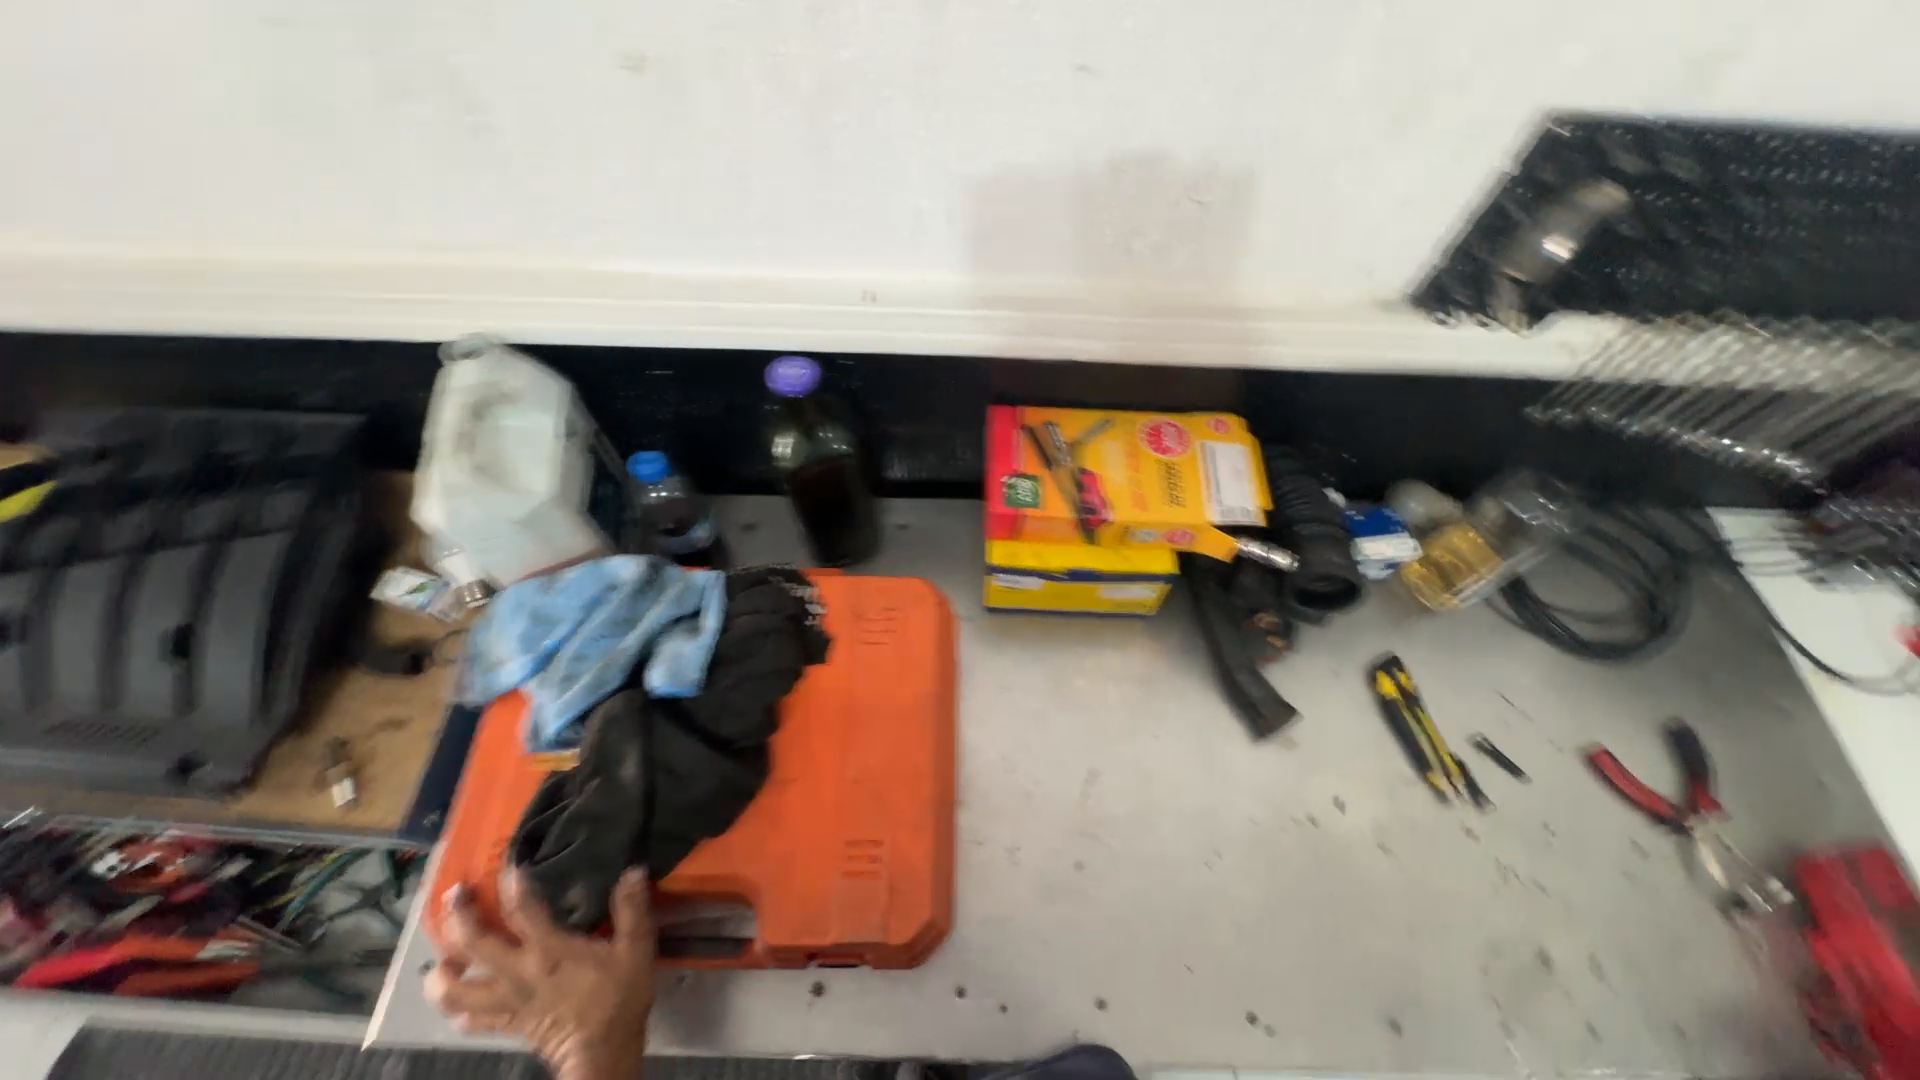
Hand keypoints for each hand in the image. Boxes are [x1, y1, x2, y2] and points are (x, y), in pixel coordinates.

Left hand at [429, 867, 654, 1079]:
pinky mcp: (504, 1024)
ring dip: (441, 973)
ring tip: (444, 958)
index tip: (507, 865)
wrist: (603, 1053)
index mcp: (548, 950)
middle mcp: (517, 972)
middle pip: (472, 944)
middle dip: (458, 917)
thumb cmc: (619, 997)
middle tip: (456, 896)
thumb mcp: (636, 948)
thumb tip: (633, 870)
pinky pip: (469, 1019)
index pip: (521, 909)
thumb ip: (632, 909)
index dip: (512, 884)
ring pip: (453, 990)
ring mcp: (505, 1001)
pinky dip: (458, 1008)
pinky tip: (461, 1001)